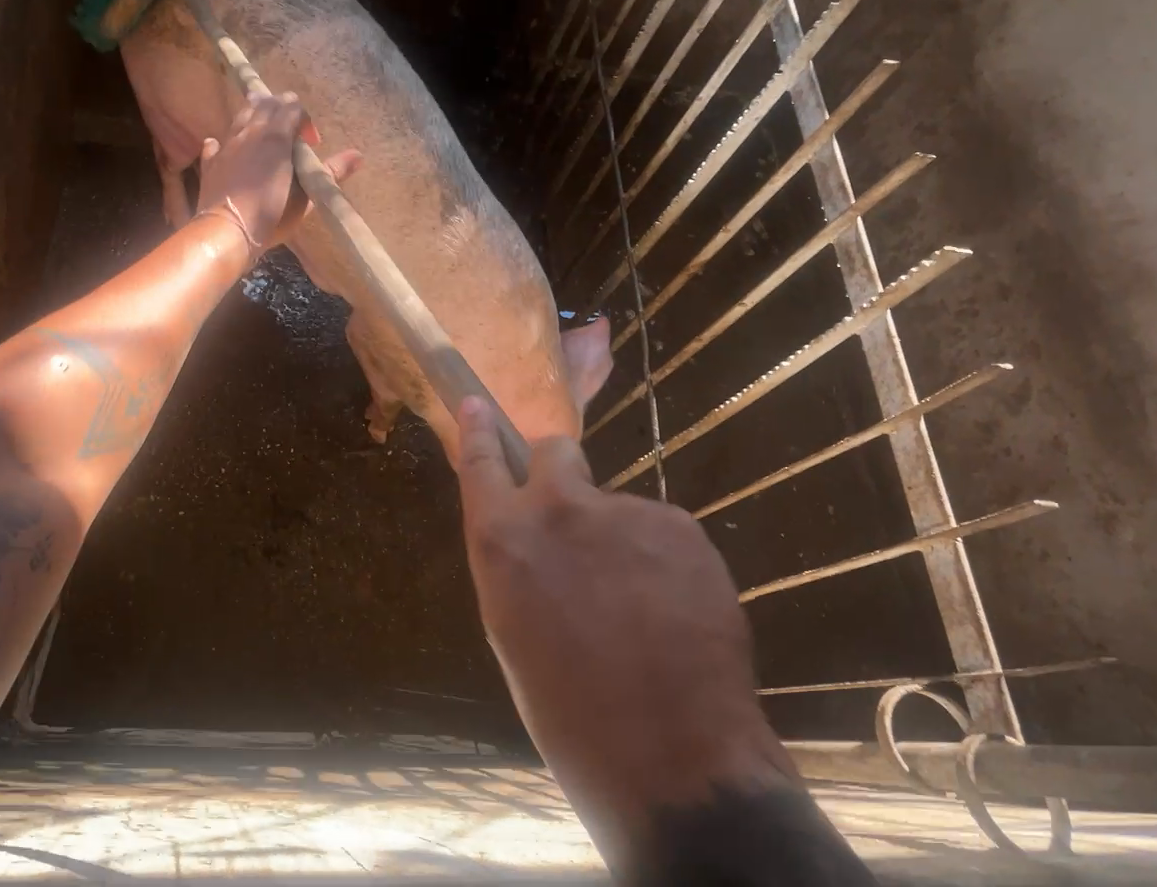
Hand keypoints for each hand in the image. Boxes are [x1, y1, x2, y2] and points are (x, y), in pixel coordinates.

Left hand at [194, 92, 360, 254]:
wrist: (227, 231)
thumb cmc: (272, 214)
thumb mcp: (306, 197)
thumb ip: (330, 172)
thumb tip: (359, 155)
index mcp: (276, 137)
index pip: (293, 108)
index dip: (305, 120)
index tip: (313, 142)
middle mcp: (250, 133)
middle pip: (265, 105)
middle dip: (279, 107)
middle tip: (289, 123)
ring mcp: (227, 145)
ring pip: (240, 117)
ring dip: (253, 115)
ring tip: (261, 120)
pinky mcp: (210, 163)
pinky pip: (216, 144)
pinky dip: (224, 142)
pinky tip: (222, 146)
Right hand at [452, 396, 796, 866]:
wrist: (668, 753)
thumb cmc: (567, 709)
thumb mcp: (512, 629)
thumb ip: (518, 564)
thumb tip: (536, 539)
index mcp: (502, 540)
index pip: (481, 461)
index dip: (478, 430)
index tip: (476, 403)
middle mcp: (558, 509)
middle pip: (556, 452)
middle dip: (561, 475)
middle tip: (579, 526)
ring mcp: (625, 511)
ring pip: (617, 507)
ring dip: (621, 539)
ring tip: (641, 607)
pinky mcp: (681, 525)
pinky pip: (661, 531)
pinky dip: (664, 560)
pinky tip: (674, 611)